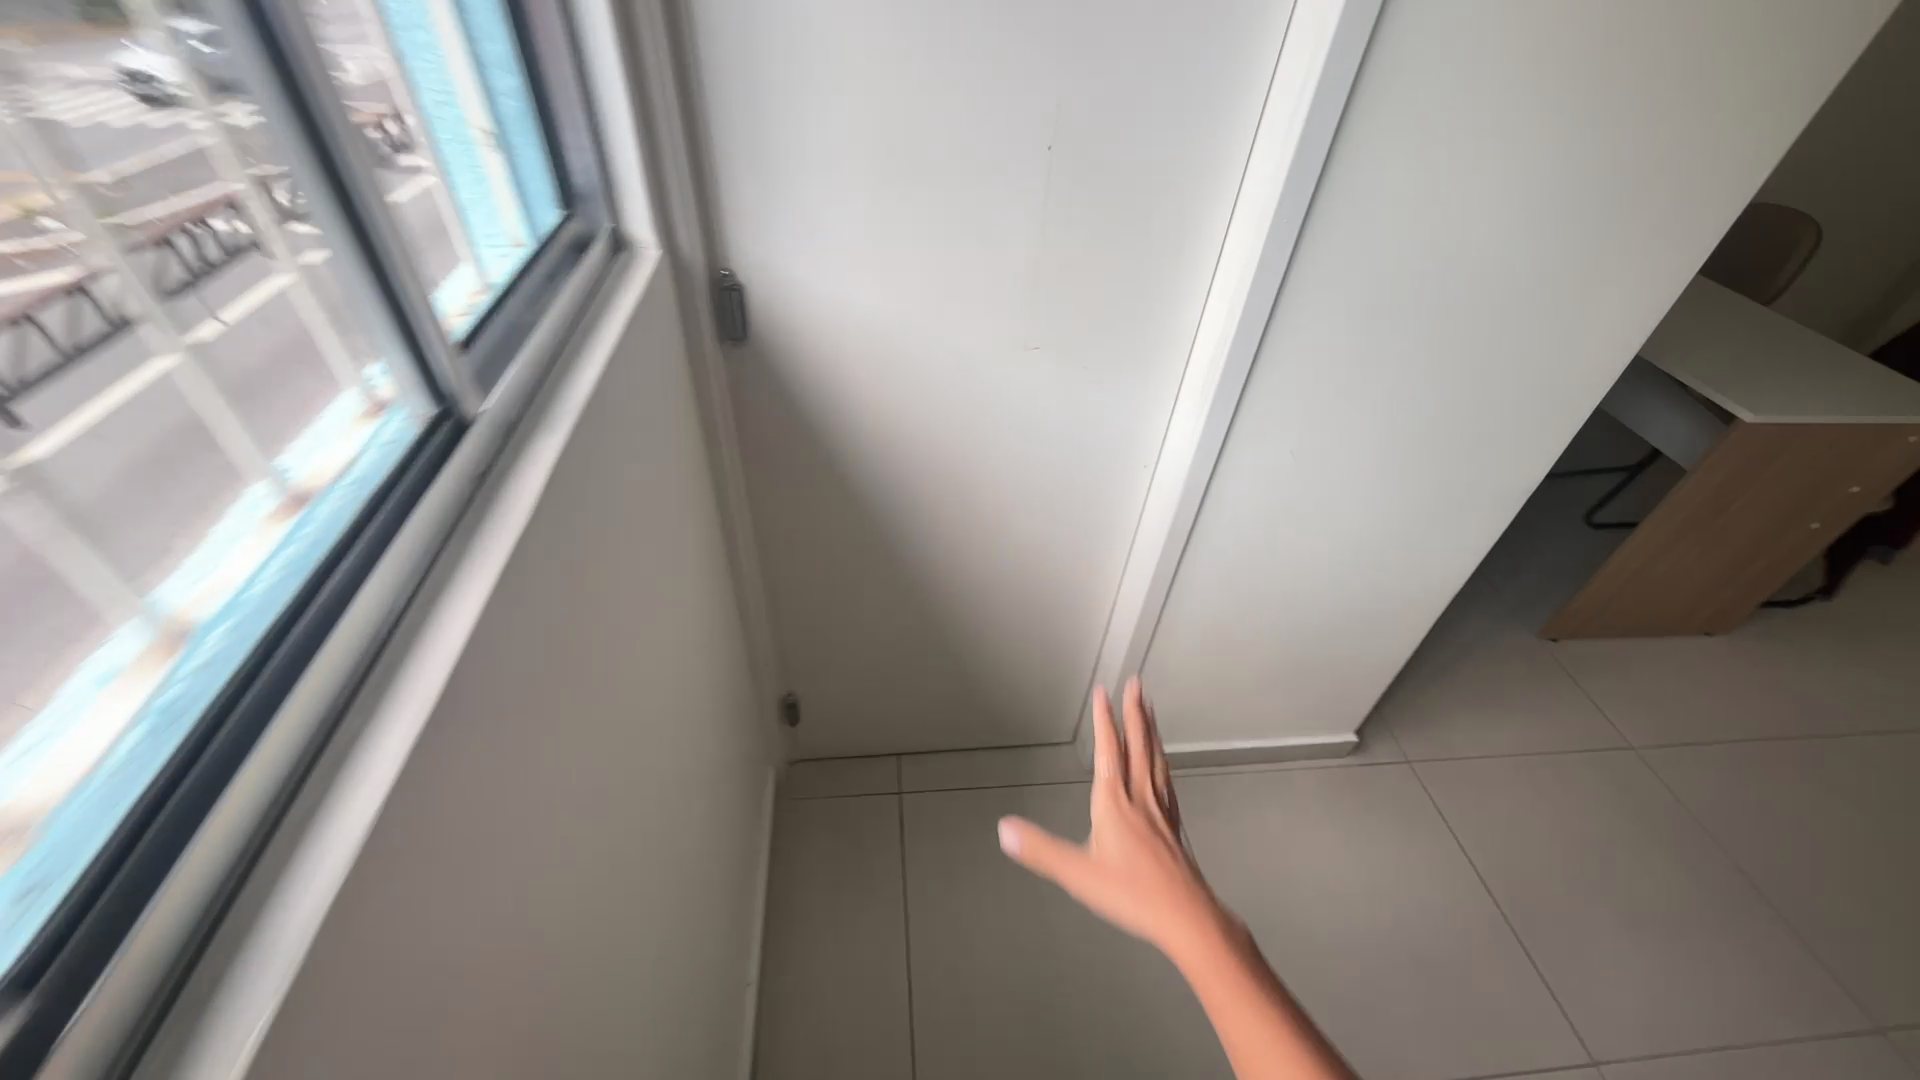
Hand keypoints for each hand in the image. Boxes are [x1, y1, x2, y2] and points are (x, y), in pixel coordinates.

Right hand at [998, 676, 1230, 960]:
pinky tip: (1163, 763)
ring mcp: (1161, 811)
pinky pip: (1166, 781)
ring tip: (1150, 710)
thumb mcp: (1078, 874)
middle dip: (1135, 713)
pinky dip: (1162, 762)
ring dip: (1151, 730)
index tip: (1102, 692)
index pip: (1110, 751)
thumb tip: (1004, 829)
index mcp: (1115, 804)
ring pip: (1155, 760)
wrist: (1187, 917)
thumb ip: (1040, 850)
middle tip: (1136, 684)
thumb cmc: (1132, 894)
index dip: (1104, 720)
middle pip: (1139, 746)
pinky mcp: (1173, 826)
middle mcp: (1140, 799)